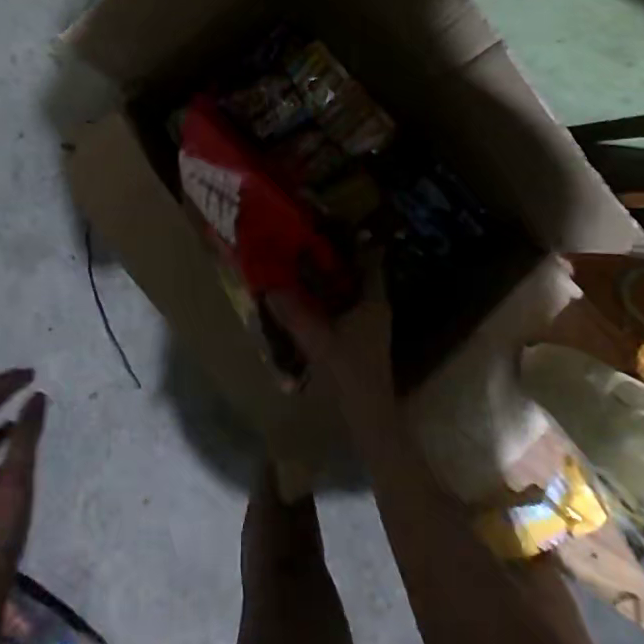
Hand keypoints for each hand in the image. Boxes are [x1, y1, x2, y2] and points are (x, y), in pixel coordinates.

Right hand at [268, 249, 394, 415]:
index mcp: (373, 300)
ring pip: (349, 292)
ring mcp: (369, 324)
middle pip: (356, 274)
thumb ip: (293, 313)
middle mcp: (374, 307)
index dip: (352, 242)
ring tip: (300, 269)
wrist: (369, 415)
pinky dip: (328, 301)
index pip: (369, 260)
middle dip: (333, 260)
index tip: (327, 228)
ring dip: (329, 281)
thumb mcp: (318, 339)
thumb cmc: (350, 372)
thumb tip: (269, 288)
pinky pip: (343, 309)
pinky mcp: (360, 339)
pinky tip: (306, 302)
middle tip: (305, 246)